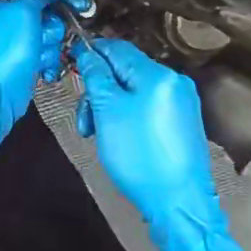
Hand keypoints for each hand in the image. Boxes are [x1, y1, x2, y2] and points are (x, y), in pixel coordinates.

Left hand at [0, 0, 86, 183]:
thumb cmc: (5, 55)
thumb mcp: (27, 12)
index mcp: (6, 6)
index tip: (82, 3)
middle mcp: (10, 24)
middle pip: (50, 17)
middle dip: (54, 30)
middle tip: (48, 38)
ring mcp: (17, 46)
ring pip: (51, 39)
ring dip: (51, 49)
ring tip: (41, 58)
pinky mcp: (25, 65)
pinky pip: (47, 57)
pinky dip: (49, 64)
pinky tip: (46, 72)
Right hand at [74, 39, 250, 250]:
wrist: (178, 202)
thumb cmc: (140, 156)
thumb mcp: (108, 112)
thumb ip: (97, 76)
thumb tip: (87, 52)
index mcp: (158, 74)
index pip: (118, 48)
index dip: (91, 52)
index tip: (70, 63)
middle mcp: (174, 82)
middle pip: (125, 71)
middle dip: (98, 90)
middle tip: (85, 118)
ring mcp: (180, 103)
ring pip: (133, 91)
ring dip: (109, 106)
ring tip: (97, 133)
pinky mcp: (181, 123)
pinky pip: (147, 107)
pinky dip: (126, 116)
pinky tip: (117, 138)